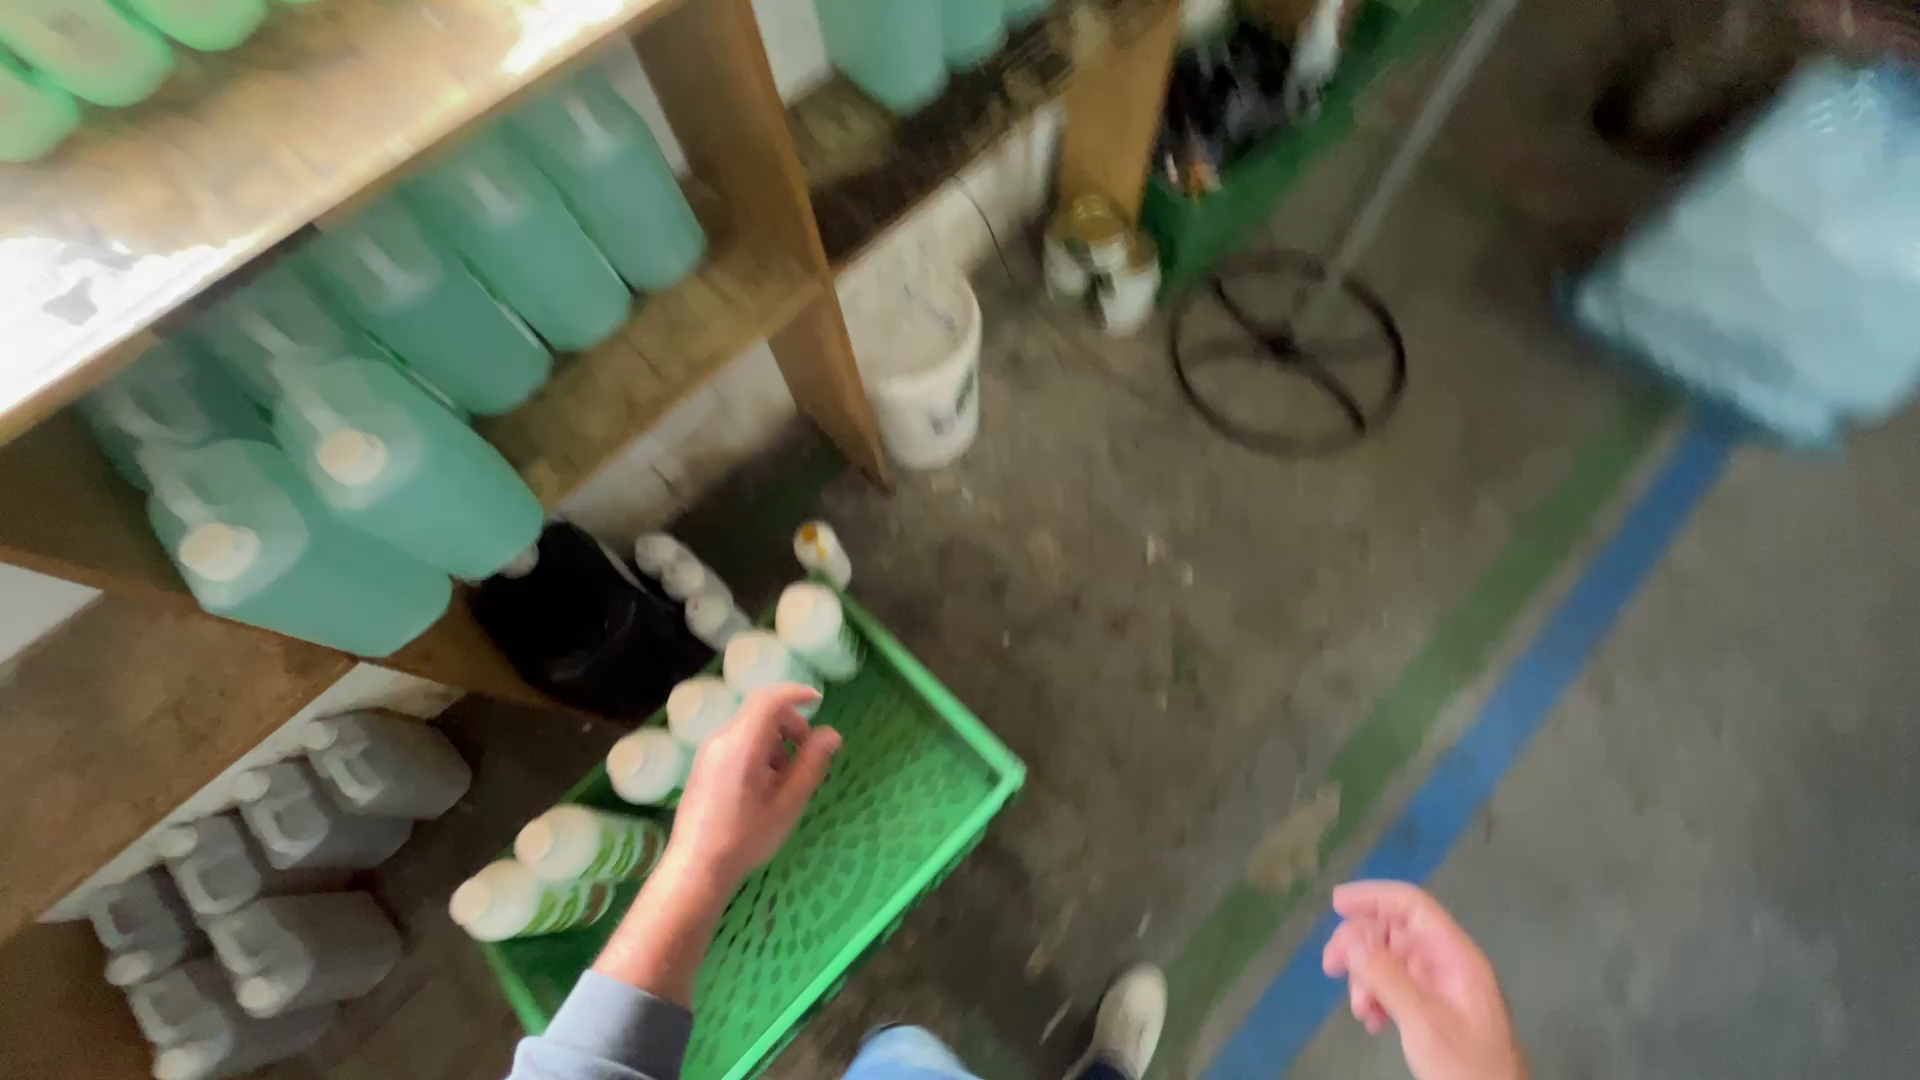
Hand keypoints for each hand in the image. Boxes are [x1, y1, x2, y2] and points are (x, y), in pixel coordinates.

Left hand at [659, 683, 841, 894]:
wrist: (696, 869)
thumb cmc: (746, 837)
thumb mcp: (789, 802)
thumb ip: (812, 763)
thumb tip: (831, 734)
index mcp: (742, 743)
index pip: (770, 699)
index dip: (797, 694)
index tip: (819, 702)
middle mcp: (722, 739)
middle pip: (761, 712)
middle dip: (790, 725)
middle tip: (807, 755)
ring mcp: (709, 752)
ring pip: (750, 728)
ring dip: (775, 741)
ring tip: (785, 779)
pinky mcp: (704, 766)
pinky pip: (737, 742)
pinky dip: (759, 749)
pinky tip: (764, 785)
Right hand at [1322, 881, 1529, 1079]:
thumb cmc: (1468, 1070)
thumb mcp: (1423, 1022)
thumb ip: (1385, 975)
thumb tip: (1350, 937)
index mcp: (1456, 956)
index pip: (1412, 906)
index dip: (1373, 897)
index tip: (1336, 905)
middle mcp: (1448, 963)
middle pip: (1394, 931)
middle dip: (1359, 945)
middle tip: (1331, 966)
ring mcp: (1441, 987)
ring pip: (1388, 959)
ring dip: (1365, 977)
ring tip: (1359, 1009)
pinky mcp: (1433, 1009)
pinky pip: (1394, 985)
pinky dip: (1375, 996)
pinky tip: (1371, 1020)